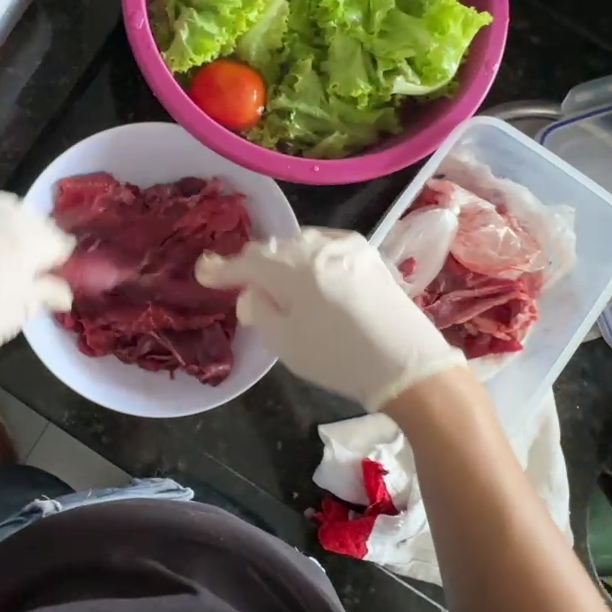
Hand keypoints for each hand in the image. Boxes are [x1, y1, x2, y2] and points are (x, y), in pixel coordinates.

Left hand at [0, 180, 74, 396]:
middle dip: (33, 233)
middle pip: (29, 216)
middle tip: (25, 257)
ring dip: (3, 215)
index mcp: (29, 245)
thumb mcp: (15, 314)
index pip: (56, 240)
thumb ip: (43, 294)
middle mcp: (3, 220)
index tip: (52, 268)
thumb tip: (62, 290)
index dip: (57, 255)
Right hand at [196, 228, 462, 409]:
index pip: (246, 262)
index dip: (222, 268)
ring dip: (283, 260)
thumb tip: (252, 293)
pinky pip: (325, 247)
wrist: (408, 365)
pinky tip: (310, 277)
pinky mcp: (368, 256)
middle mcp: (317, 247)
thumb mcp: (285, 343)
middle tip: (243, 284)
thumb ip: (258, 310)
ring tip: (277, 282)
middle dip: (255, 264)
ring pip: (300, 245)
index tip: (203, 273)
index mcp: (292, 268)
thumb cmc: (338, 358)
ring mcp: (346, 247)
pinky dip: (309, 258)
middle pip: (273, 250)